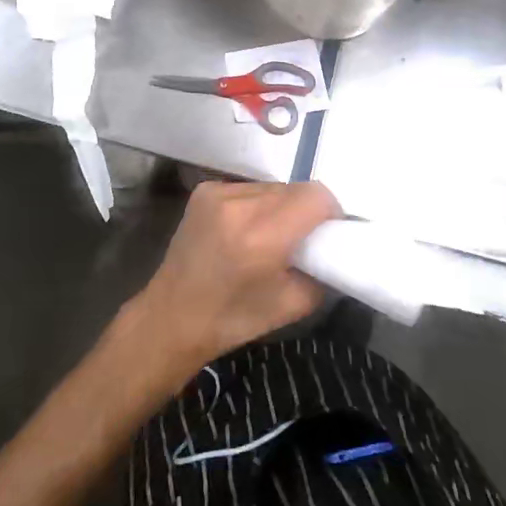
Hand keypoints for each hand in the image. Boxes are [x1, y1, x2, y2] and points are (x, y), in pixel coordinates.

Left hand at [124, 181, 339, 376]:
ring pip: (272, 187)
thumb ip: (322, 271)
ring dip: (281, 206)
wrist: (172, 316)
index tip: (328, 233)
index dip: (330, 213)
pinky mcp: (204, 190)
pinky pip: (249, 189)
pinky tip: (247, 229)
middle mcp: (238, 206)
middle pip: (295, 189)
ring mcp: (217, 193)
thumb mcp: (294, 305)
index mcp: (262, 237)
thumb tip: (333, 247)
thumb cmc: (233, 319)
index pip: (315, 197)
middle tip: (303, 239)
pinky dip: (257, 205)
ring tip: (272, 235)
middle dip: (306, 210)